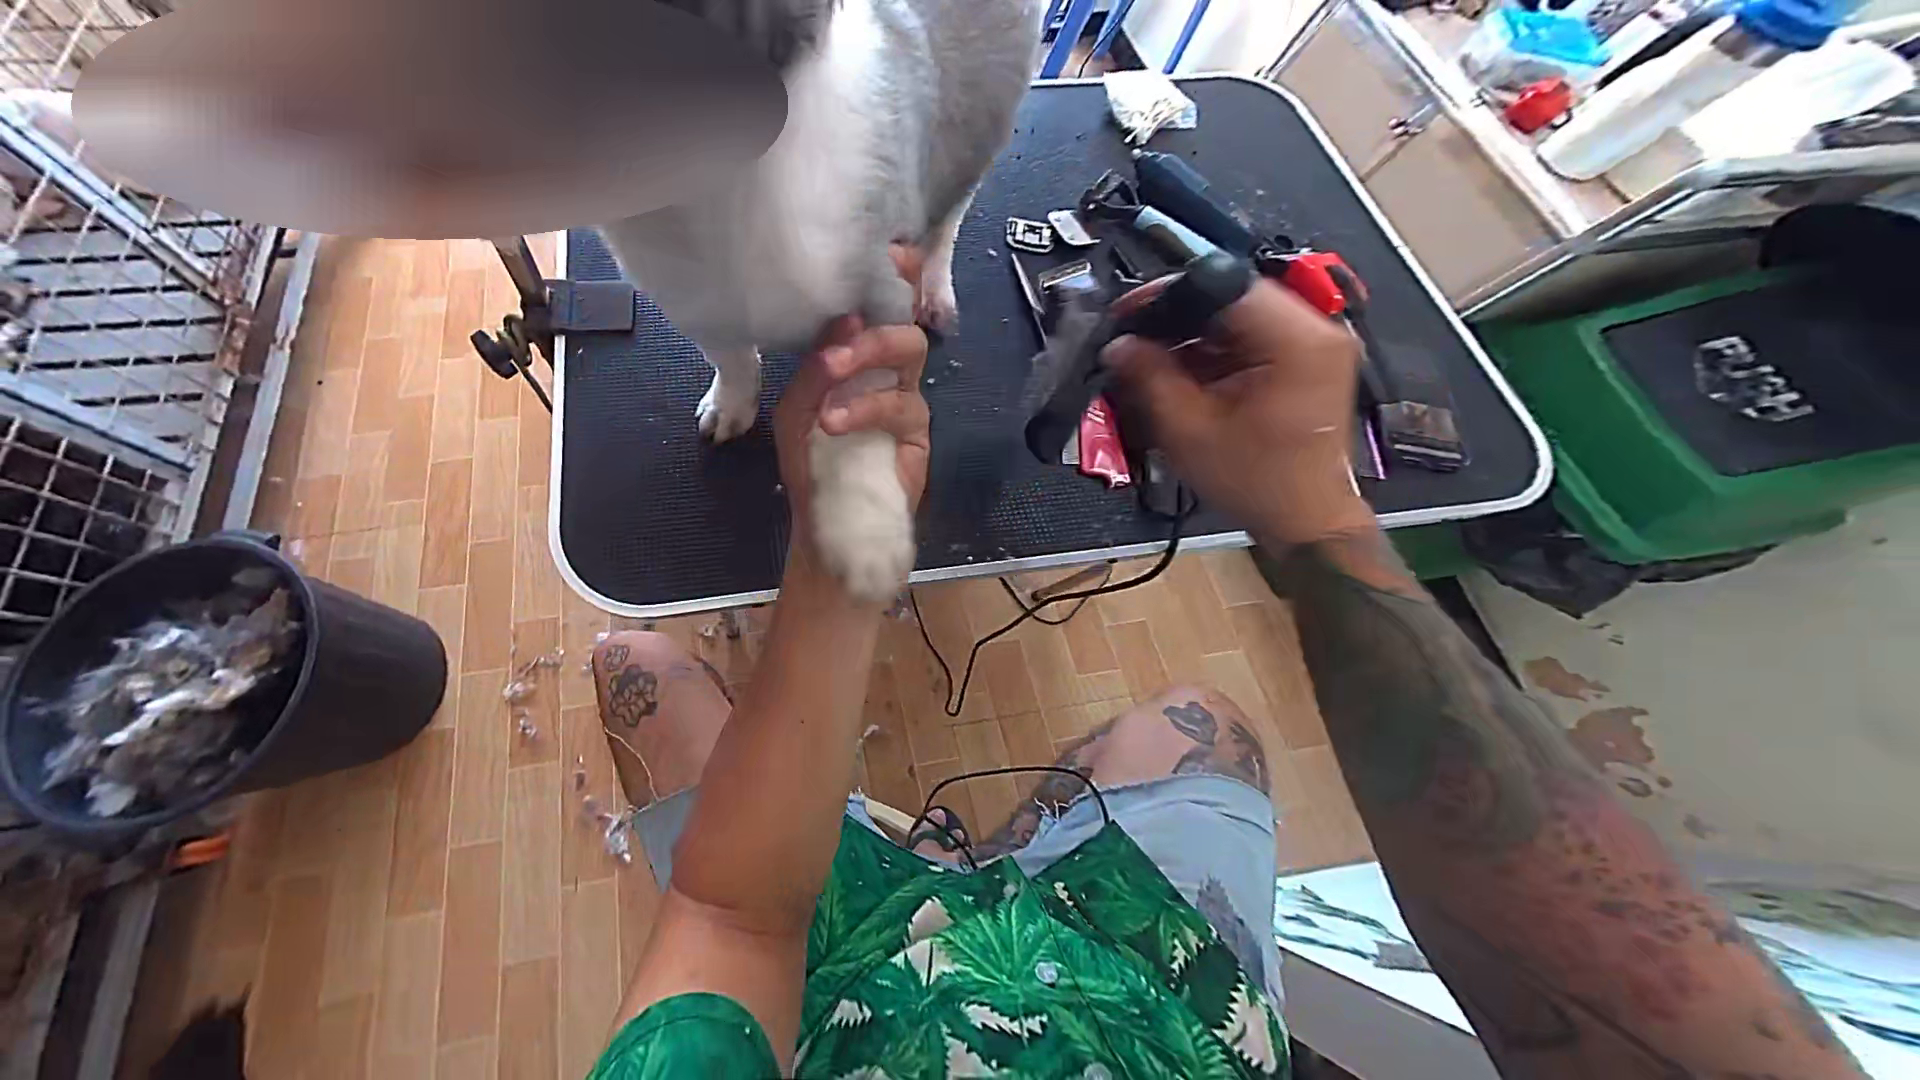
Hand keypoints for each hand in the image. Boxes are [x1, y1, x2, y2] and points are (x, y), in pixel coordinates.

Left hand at [772, 246, 931, 548]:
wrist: (828, 519)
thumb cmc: (810, 463)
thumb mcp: (795, 409)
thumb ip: (816, 367)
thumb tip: (844, 319)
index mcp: (855, 359)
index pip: (877, 308)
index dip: (889, 277)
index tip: (885, 252)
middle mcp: (885, 370)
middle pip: (901, 320)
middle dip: (874, 316)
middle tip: (840, 336)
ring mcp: (905, 398)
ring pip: (911, 350)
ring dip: (870, 352)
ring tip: (834, 370)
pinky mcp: (917, 430)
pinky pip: (902, 404)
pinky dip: (866, 407)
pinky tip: (836, 420)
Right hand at [1102, 275, 1372, 542]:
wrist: (1305, 520)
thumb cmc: (1255, 482)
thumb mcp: (1188, 430)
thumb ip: (1150, 377)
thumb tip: (1118, 345)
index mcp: (1297, 341)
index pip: (1225, 284)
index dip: (1168, 292)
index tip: (1128, 314)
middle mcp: (1316, 330)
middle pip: (1232, 298)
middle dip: (1177, 316)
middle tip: (1135, 341)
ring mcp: (1315, 345)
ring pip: (1238, 317)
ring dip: (1193, 336)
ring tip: (1155, 362)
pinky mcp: (1306, 361)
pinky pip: (1251, 339)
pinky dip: (1214, 352)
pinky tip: (1185, 375)